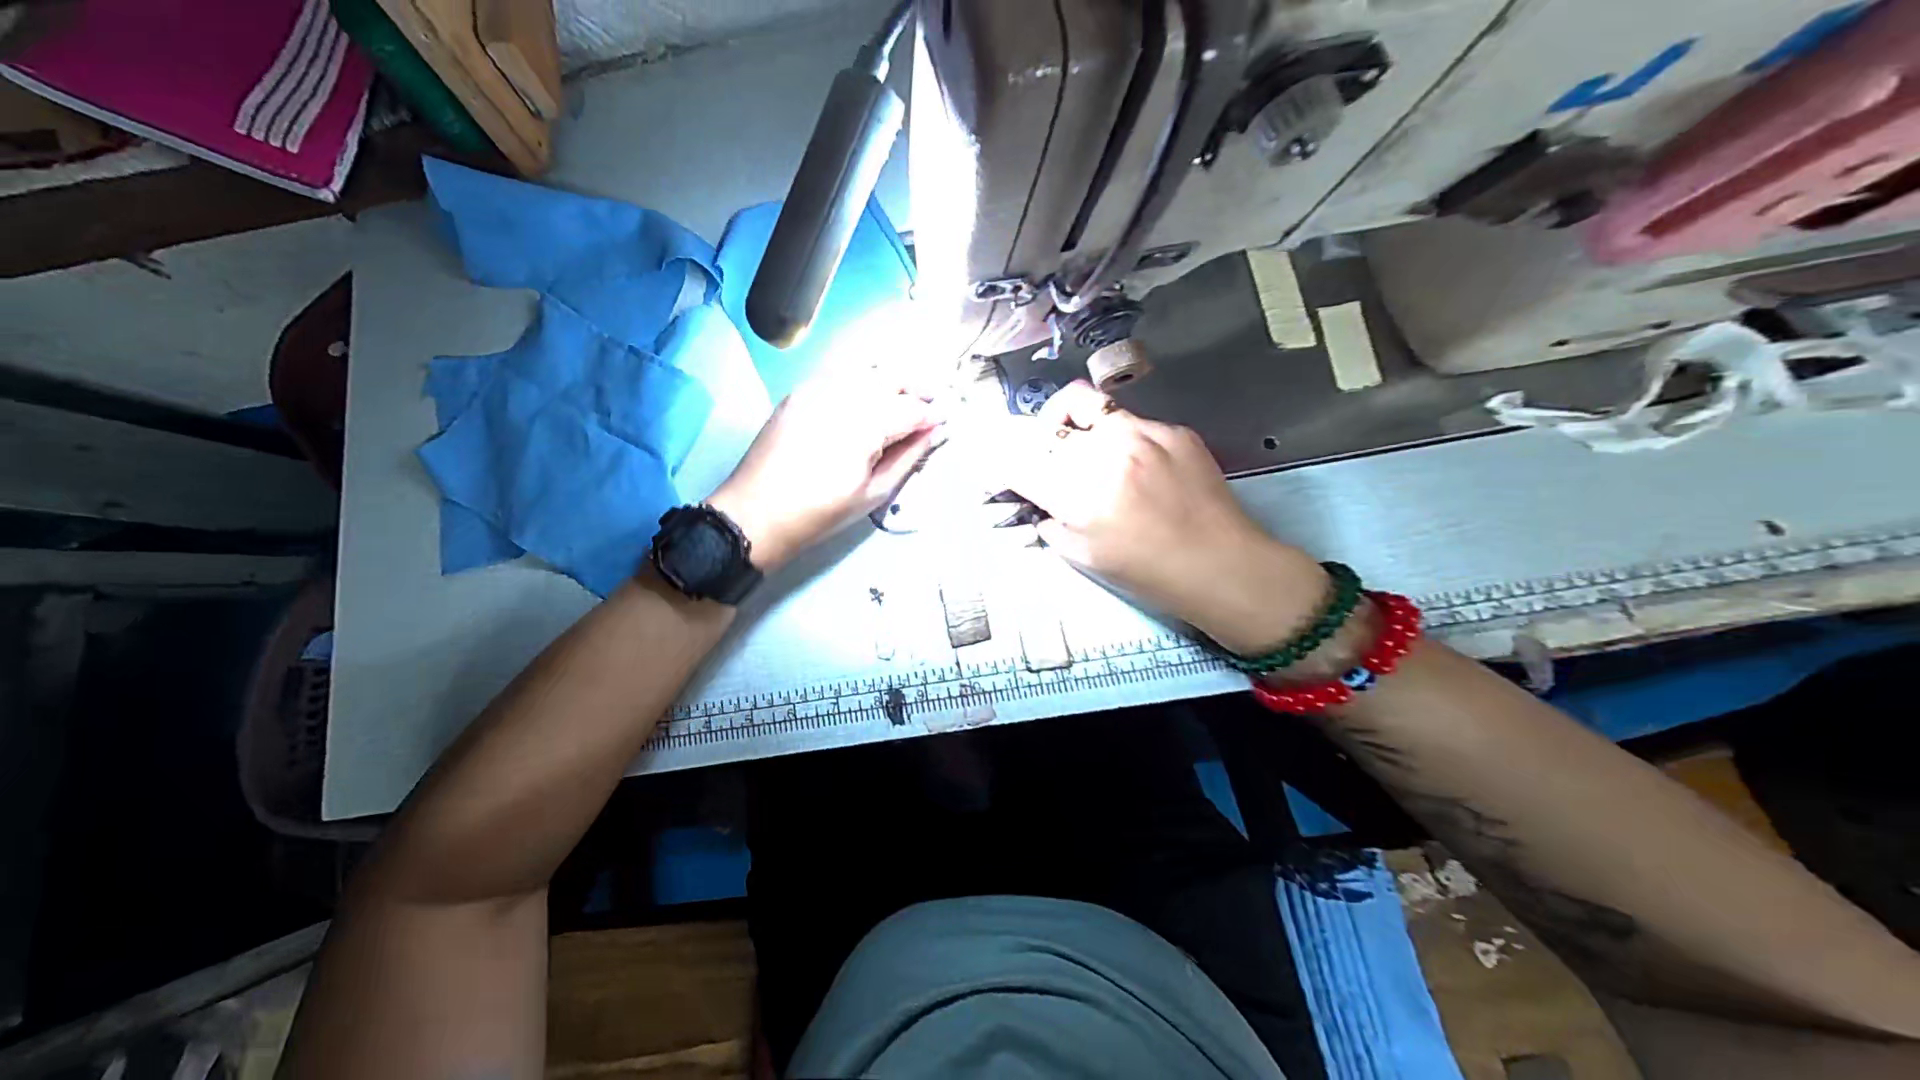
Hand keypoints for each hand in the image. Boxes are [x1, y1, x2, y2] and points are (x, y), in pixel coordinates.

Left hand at [708, 372, 940, 570]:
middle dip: (915, 388)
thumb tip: (935, 431)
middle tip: (927, 407)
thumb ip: (909, 456)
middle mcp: (842, 395)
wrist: (756, 513)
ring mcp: (816, 388)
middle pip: (891, 376)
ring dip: (889, 381)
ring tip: (898, 403)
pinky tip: (864, 401)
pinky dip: (860, 381)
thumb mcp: (874, 493)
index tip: (944, 420)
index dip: (931, 414)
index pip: (911, 408)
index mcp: (865, 424)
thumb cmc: (820, 513)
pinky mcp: (799, 391)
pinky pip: (838, 374)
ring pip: (865, 369)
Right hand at [994, 381, 1328, 655]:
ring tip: (1083, 445)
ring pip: (1088, 406)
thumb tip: (1033, 503)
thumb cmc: (1151, 572)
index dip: (1002, 462)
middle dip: (1037, 439)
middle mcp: (1108, 456)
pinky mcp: (1174, 430)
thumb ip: (1050, 525)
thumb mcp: (1086, 558)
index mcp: (1081, 496)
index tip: (999, 464)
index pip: (1021, 463)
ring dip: (1074, 424)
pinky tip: (1134, 463)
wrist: (1223, 564)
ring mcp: (1144, 436)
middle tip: (1044, 454)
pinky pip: (1131, 420)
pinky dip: (1119, 437)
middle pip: (1049, 424)